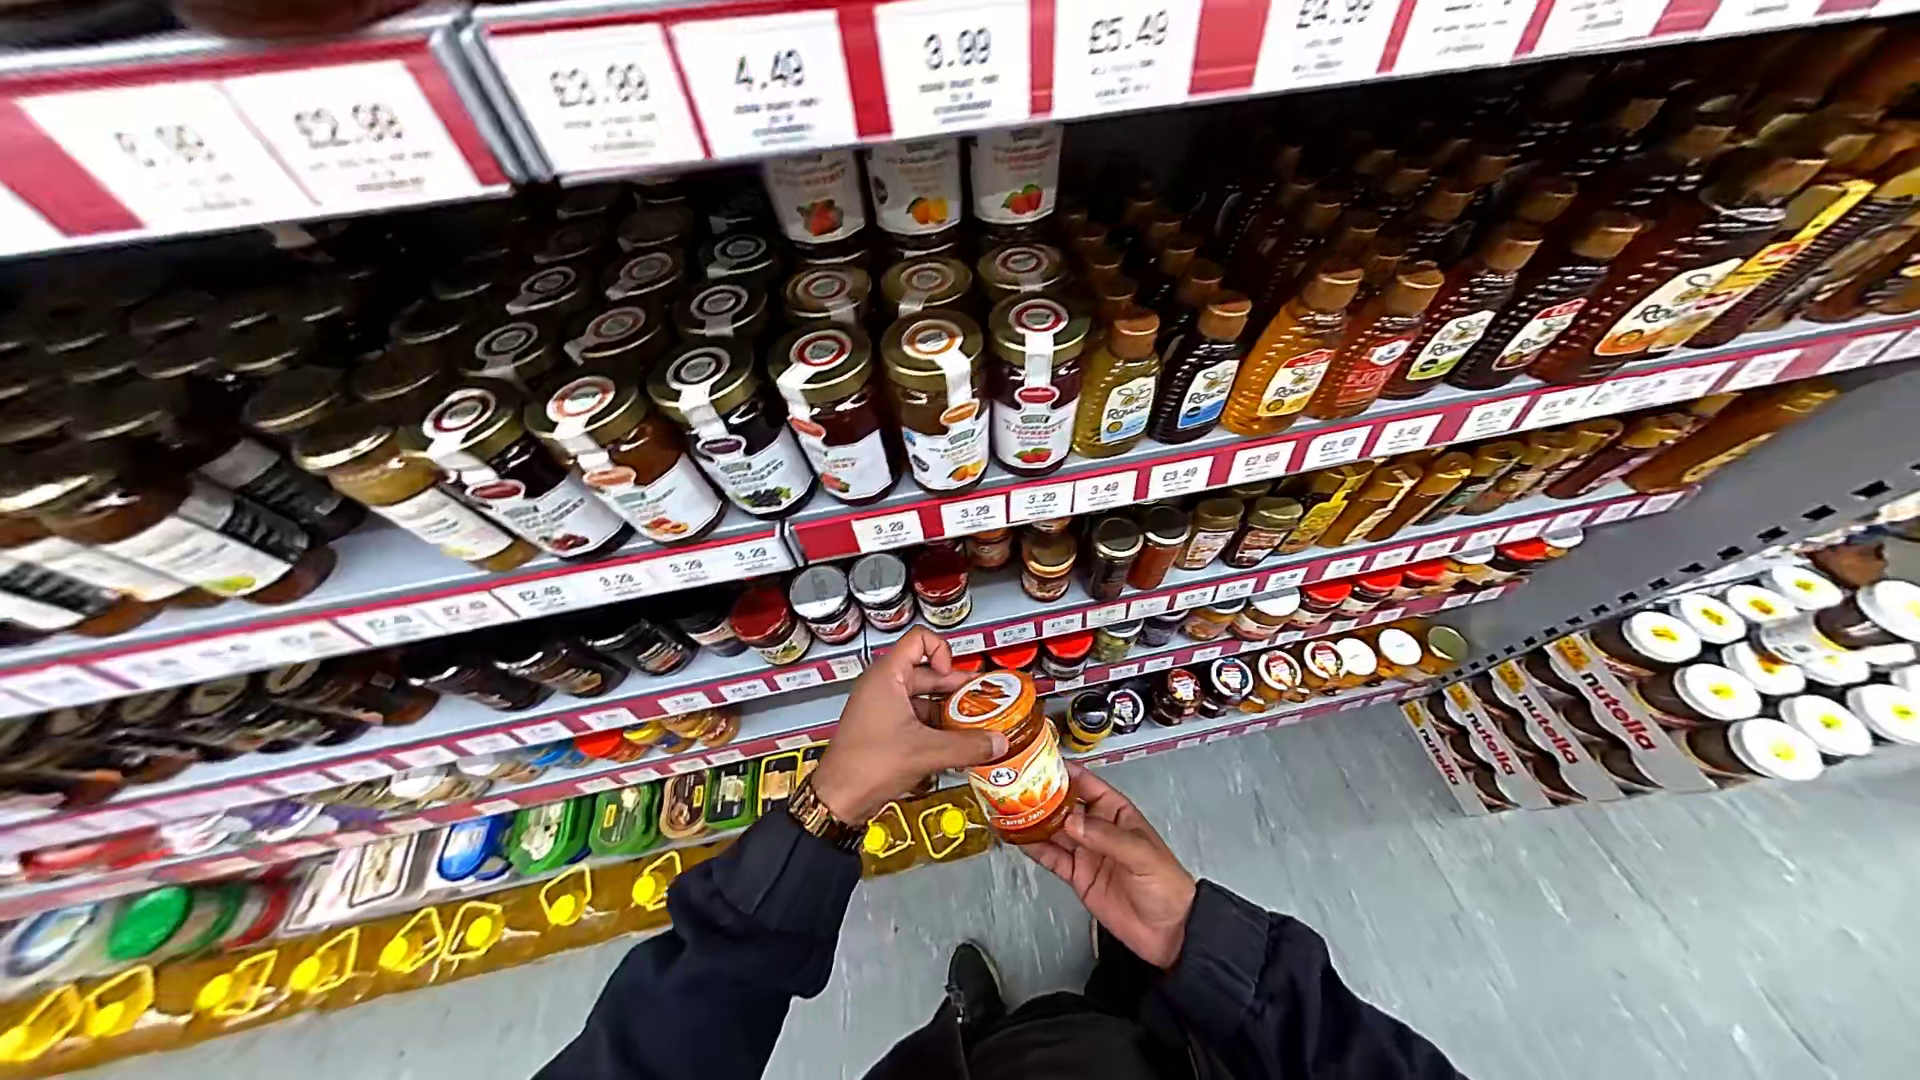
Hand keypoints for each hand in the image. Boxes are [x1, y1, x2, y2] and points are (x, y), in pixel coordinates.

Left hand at [809, 626, 1006, 822]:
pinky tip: (953, 745)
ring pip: (923, 697)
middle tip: (980, 701)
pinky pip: (915, 716)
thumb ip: (967, 746)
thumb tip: (997, 742)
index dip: (943, 652)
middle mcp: (882, 685)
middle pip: (927, 671)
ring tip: (971, 726)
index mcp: (887, 676)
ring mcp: (881, 706)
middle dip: (955, 687)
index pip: (920, 639)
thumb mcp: (926, 751)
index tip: (955, 677)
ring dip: (947, 710)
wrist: (838, 799)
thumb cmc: (867, 765)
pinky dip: (935, 726)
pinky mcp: (882, 727)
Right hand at [1023, 764, 1195, 969]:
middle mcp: (1097, 828)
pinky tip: (1020, 839)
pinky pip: (1052, 857)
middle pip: (1064, 805)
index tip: (1042, 763)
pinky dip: (1034, 848)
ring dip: (1034, 821)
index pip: (1086, 784)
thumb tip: (1072, 822)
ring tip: (1011, 811)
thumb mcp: (1140, 854)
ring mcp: (1086, 851)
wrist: (1169, 933)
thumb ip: (1106, 837)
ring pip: (1053, 830)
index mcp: (1115, 812)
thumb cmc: (1166, 884)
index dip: (1065, 772)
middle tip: (1017, 788)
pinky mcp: (1078, 875)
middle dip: (1041, 796)